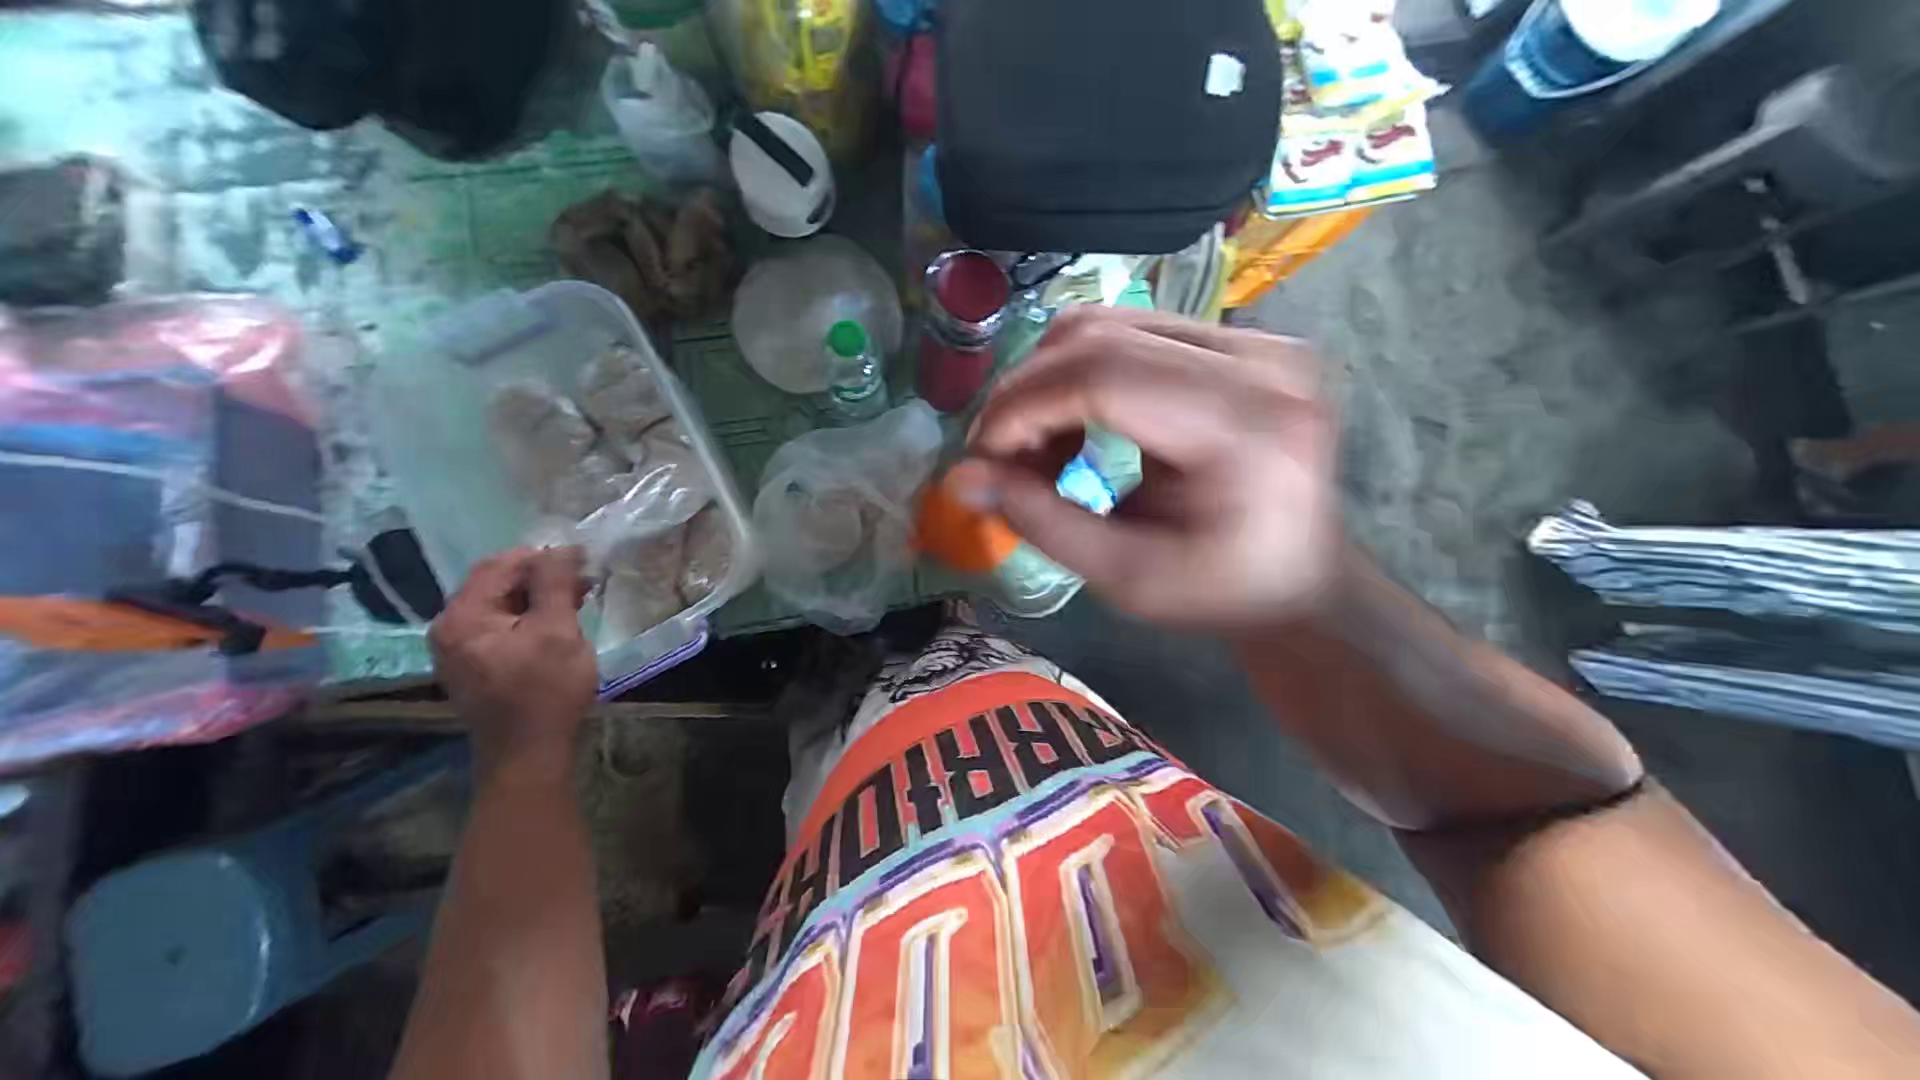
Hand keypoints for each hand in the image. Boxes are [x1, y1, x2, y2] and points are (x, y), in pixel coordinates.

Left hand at [429, 547, 596, 782]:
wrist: (528, 754)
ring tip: (577, 601)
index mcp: (463, 616)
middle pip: (496, 583)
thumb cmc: (545, 690)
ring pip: (500, 605)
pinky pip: (499, 626)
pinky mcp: (473, 665)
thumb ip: (554, 583)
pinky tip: (557, 624)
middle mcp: (449, 628)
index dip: (542, 556)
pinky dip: (528, 618)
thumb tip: (561, 547)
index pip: (500, 565)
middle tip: (584, 581)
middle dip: (541, 576)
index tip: (583, 560)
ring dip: (537, 597)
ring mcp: (458, 649)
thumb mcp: (557, 630)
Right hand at [951, 307, 1342, 629]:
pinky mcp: (1240, 341)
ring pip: (1109, 323)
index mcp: (1245, 427)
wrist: (1298, 578)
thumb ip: (1043, 523)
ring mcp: (1255, 341)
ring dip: (1049, 381)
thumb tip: (962, 477)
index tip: (983, 457)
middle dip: (1026, 393)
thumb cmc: (1221, 593)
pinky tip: (1078, 427)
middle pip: (1102, 336)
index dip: (1023, 408)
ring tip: (1041, 448)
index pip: (1106, 375)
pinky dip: (1081, 374)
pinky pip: (1133, 331)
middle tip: (1000, 455)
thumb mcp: (1128, 579)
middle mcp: (1261, 362)